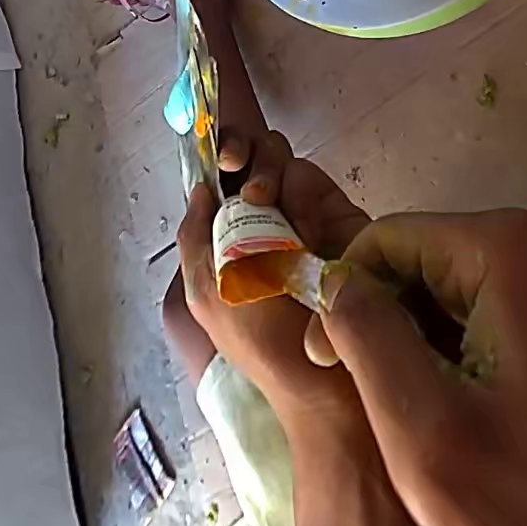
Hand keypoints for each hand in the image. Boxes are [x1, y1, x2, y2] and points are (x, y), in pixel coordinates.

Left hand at [177, 132, 421, 525]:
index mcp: (226, 228)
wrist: (330, 373)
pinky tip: (300, 219)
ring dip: (266, 171)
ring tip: (267, 202)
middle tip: (241, 179)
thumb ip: (195, 237)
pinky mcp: (331, 210)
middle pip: (246, 154)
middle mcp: (260, 212)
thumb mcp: (207, 291)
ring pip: (276, 157)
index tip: (218, 161)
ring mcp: (295, 208)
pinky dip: (298, 189)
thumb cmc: (260, 336)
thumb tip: (199, 189)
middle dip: (240, 152)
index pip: (218, 171)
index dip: (215, 155)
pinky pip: (307, 178)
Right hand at [311, 210, 526, 525]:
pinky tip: (474, 431)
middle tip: (384, 412)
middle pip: (414, 265)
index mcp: (502, 249)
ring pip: (446, 300)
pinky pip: (487, 326)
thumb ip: (366, 338)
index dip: (347, 296)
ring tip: (430, 430)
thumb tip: (331, 281)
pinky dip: (460, 368)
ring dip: (421, 356)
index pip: (381, 238)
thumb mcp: (431, 435)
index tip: (332, 366)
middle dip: (386, 329)